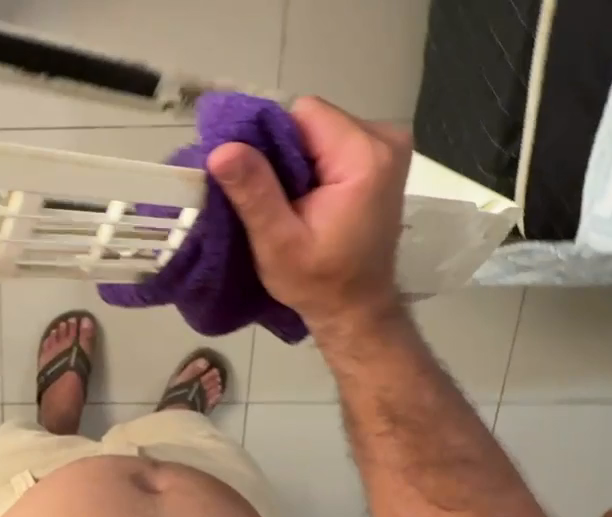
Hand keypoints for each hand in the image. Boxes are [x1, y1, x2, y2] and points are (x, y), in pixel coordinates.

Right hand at [208, 97, 411, 334]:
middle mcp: (386, 138)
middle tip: (274, 202)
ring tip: (291, 205)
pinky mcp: (383, 157)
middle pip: (313, 121)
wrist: (357, 308)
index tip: (259, 183)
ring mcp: (389, 146)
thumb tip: (221, 148)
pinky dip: (315, 167)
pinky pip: (334, 143)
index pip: (302, 114)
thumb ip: (254, 191)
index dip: (271, 142)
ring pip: (321, 131)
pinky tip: (308, 201)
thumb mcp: (277, 243)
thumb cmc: (318, 282)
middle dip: (285, 155)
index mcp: (364, 156)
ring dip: (298, 162)